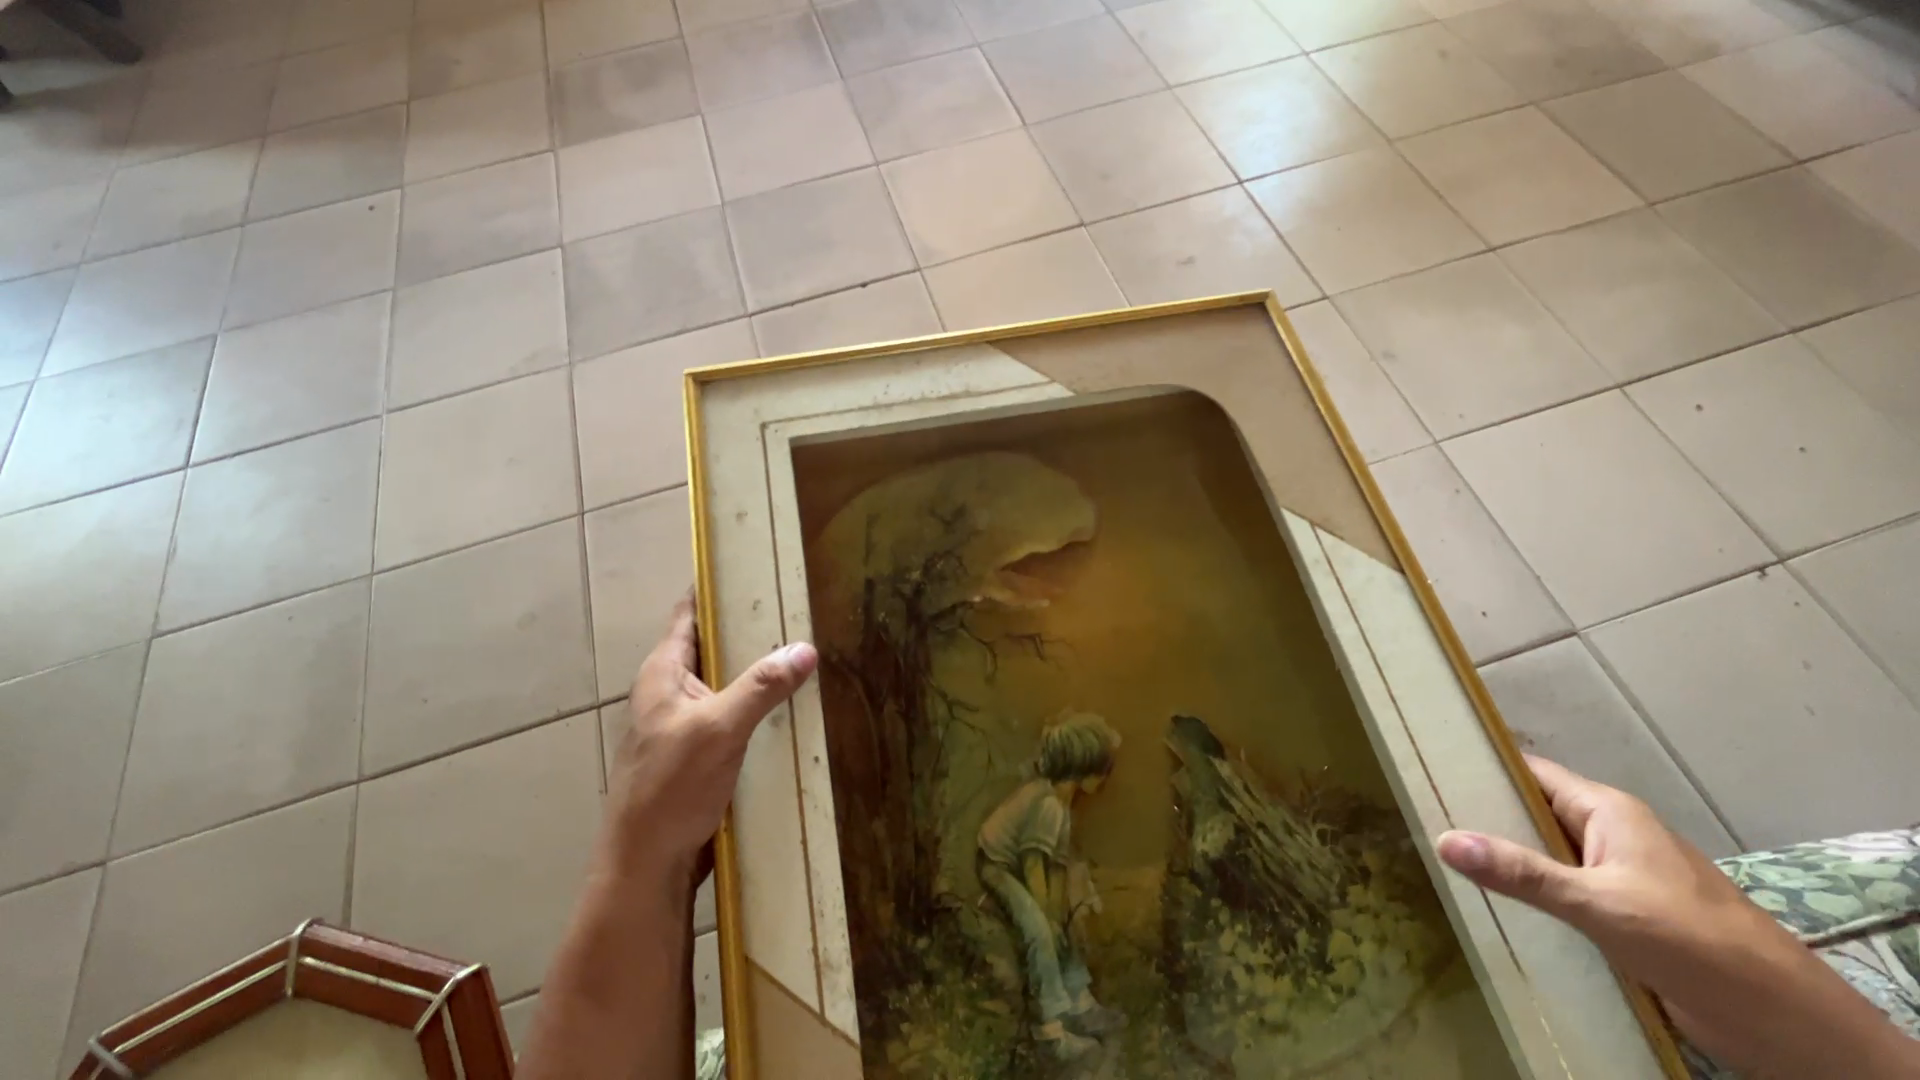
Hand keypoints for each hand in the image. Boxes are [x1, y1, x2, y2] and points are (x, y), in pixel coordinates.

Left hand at [608, 594, 817, 870]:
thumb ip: (761, 687)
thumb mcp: (718, 730)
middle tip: (802, 607)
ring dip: (761, 670)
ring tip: (809, 650)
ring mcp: (687, 723)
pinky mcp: (703, 754)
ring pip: (728, 682)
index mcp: (664, 672)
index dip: (718, 586)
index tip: (757, 564)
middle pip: (715, 645)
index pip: (690, 612)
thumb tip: (806, 648)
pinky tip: (795, 706)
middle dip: (753, 627)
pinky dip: (762, 706)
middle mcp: (672, 690)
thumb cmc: (671, 788)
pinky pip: (736, 715)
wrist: (647, 863)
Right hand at [1437, 756, 1919, 1078]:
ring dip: (1501, 859)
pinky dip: (1524, 894)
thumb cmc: (1692, 940)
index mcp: (1608, 812)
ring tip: (1435, 859)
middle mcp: (1608, 835)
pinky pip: (1558, 892)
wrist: (1778, 1018)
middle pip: (1531, 812)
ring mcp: (1615, 876)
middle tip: (1416, 815)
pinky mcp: (1619, 916)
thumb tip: (1443, 838)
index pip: (1530, 772)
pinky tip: (1487, 905)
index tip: (1427, 766)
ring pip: (1542, 855)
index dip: (1482, 765)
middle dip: (1479, 815)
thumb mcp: (1600, 904)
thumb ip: (1523, 874)